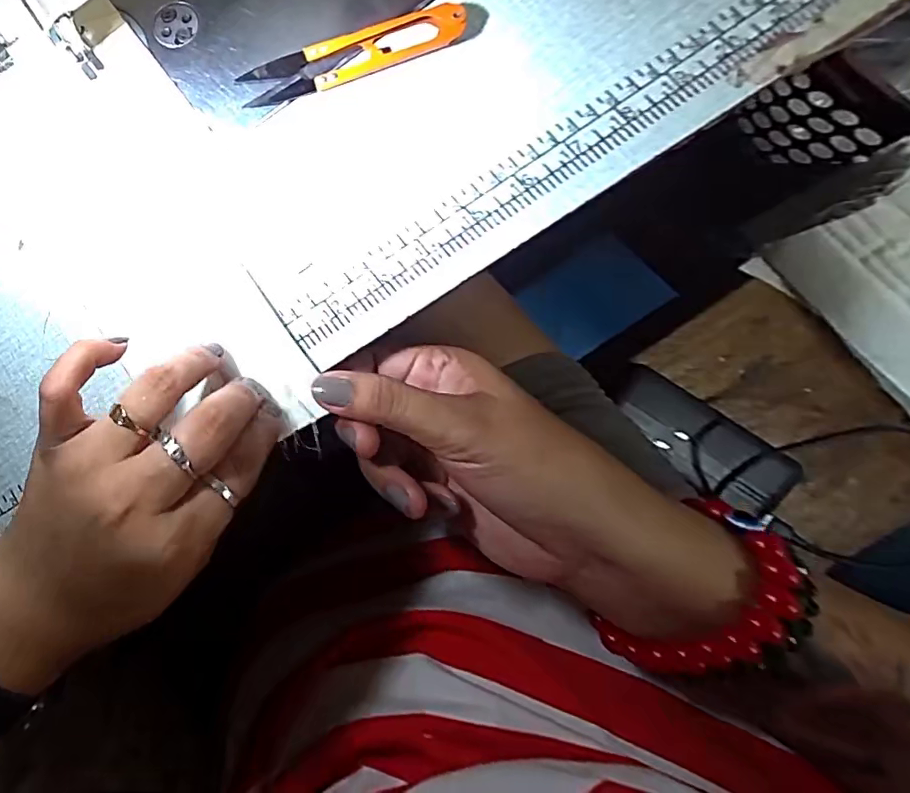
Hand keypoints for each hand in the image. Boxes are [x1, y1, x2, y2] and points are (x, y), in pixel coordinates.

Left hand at [0, 340, 282, 692]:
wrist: (34, 604)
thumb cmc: (116, 592)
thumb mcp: (183, 567)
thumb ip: (219, 506)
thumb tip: (253, 435)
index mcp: (171, 540)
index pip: (234, 471)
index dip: (260, 434)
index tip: (271, 411)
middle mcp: (130, 496)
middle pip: (202, 430)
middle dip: (238, 398)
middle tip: (249, 384)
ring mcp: (86, 463)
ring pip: (148, 394)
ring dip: (190, 365)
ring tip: (212, 354)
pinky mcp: (52, 444)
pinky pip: (61, 388)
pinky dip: (86, 356)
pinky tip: (120, 345)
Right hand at [314, 346, 749, 637]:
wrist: (588, 543)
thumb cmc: (531, 464)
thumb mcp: (456, 426)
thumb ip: (386, 403)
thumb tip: (321, 382)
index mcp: (440, 370)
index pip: (374, 366)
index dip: (350, 389)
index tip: (337, 415)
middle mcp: (432, 401)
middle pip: (368, 410)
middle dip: (370, 438)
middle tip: (378, 455)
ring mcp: (434, 444)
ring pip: (378, 450)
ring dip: (387, 474)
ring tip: (415, 496)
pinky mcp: (437, 484)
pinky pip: (396, 481)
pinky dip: (403, 495)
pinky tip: (428, 508)